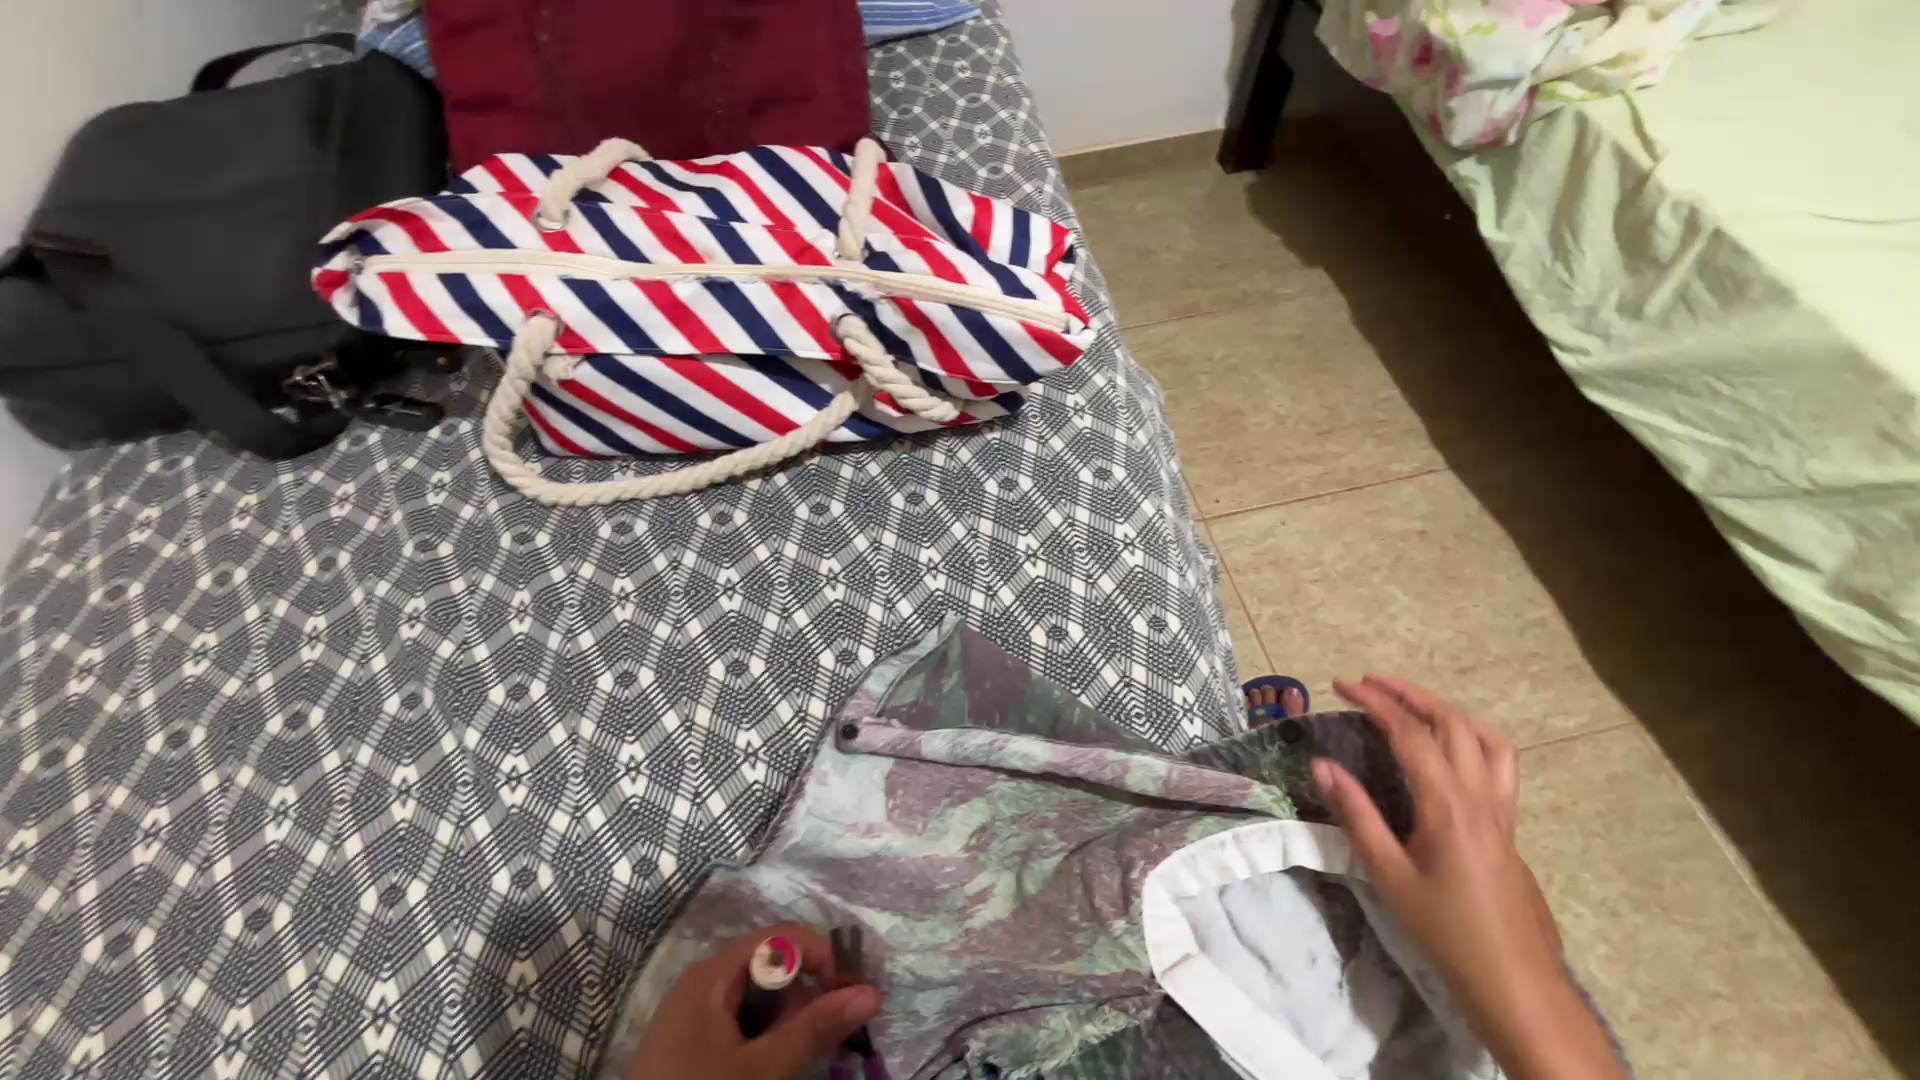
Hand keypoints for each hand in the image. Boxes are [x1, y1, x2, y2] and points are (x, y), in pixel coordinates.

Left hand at [627, 922, 880, 1079]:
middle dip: (805, 997)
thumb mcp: (762, 1070)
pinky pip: (740, 1022)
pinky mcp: (690, 1042)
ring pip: (758, 998)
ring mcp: (693, 1013)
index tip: (847, 998)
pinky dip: (765, 1037)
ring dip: (787, 1022)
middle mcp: (702, 982)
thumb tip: (872, 994)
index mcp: (713, 974)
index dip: (821, 958)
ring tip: (793, 1060)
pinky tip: (770, 1066)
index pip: (783, 937)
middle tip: (825, 1039)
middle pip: (771, 967)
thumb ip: (816, 1029)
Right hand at [1317, 676, 1623, 1079]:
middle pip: (1451, 722)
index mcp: (1448, 805)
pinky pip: (1499, 760)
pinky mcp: (1509, 823)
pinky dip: (1472, 735)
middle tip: (1369, 682)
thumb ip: (1356, 814)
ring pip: (1483, 736)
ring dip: (1444, 708)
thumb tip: (1323, 764)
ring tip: (1410, 701)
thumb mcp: (1387, 874)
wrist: (1514, 979)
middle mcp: (1481, 796)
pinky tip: (1451, 746)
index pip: (1411, 733)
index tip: (1343, 685)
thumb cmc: (1444, 930)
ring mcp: (1502, 808)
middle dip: (1409, 693)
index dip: (1376, 701)